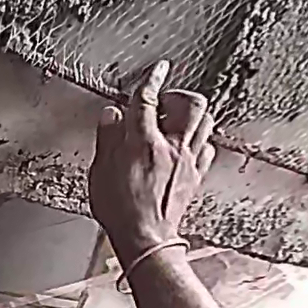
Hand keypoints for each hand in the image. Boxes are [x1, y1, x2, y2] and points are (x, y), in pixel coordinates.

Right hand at [88, 59, 216, 265]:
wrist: (145, 237)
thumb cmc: (120, 209)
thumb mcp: (100, 172)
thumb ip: (107, 139)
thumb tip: (111, 116)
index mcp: (143, 143)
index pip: (147, 101)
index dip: (150, 81)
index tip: (156, 70)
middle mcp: (172, 146)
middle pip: (190, 104)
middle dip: (177, 96)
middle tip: (163, 101)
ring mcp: (188, 160)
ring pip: (205, 121)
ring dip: (191, 114)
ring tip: (175, 119)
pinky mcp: (195, 176)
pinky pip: (207, 147)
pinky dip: (198, 139)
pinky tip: (186, 144)